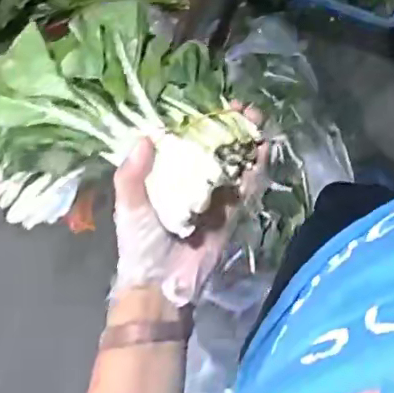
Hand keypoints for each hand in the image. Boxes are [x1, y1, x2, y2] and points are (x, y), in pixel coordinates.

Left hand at [110, 105, 268, 307]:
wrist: (160, 288)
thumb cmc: (140, 244)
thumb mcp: (130, 208)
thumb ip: (131, 176)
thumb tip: (144, 136)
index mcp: (173, 174)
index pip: (194, 139)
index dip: (208, 120)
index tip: (219, 104)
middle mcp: (198, 179)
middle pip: (222, 145)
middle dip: (235, 125)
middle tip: (246, 109)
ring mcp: (218, 194)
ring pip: (239, 160)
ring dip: (250, 140)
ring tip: (258, 121)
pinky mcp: (234, 210)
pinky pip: (249, 186)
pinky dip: (257, 167)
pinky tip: (263, 150)